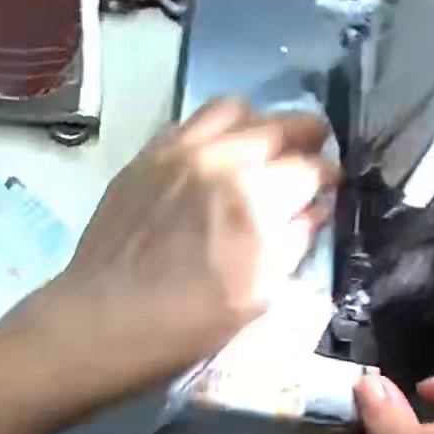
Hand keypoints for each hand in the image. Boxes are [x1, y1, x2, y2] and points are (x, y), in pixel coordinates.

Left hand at [7, 99, 336, 409]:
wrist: (103, 320)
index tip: (329, 187)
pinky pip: (192, 121)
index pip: (311, 168)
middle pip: (280, 125)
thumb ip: (292, 244)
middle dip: (307, 136)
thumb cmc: (185, 324)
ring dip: (260, 122)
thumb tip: (313, 209)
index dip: (328, 177)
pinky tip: (216, 153)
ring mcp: (179, 151)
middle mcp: (221, 159)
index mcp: (255, 200)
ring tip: (263, 145)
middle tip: (311, 152)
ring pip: (235, 108)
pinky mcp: (147, 155)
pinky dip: (216, 128)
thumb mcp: (256, 298)